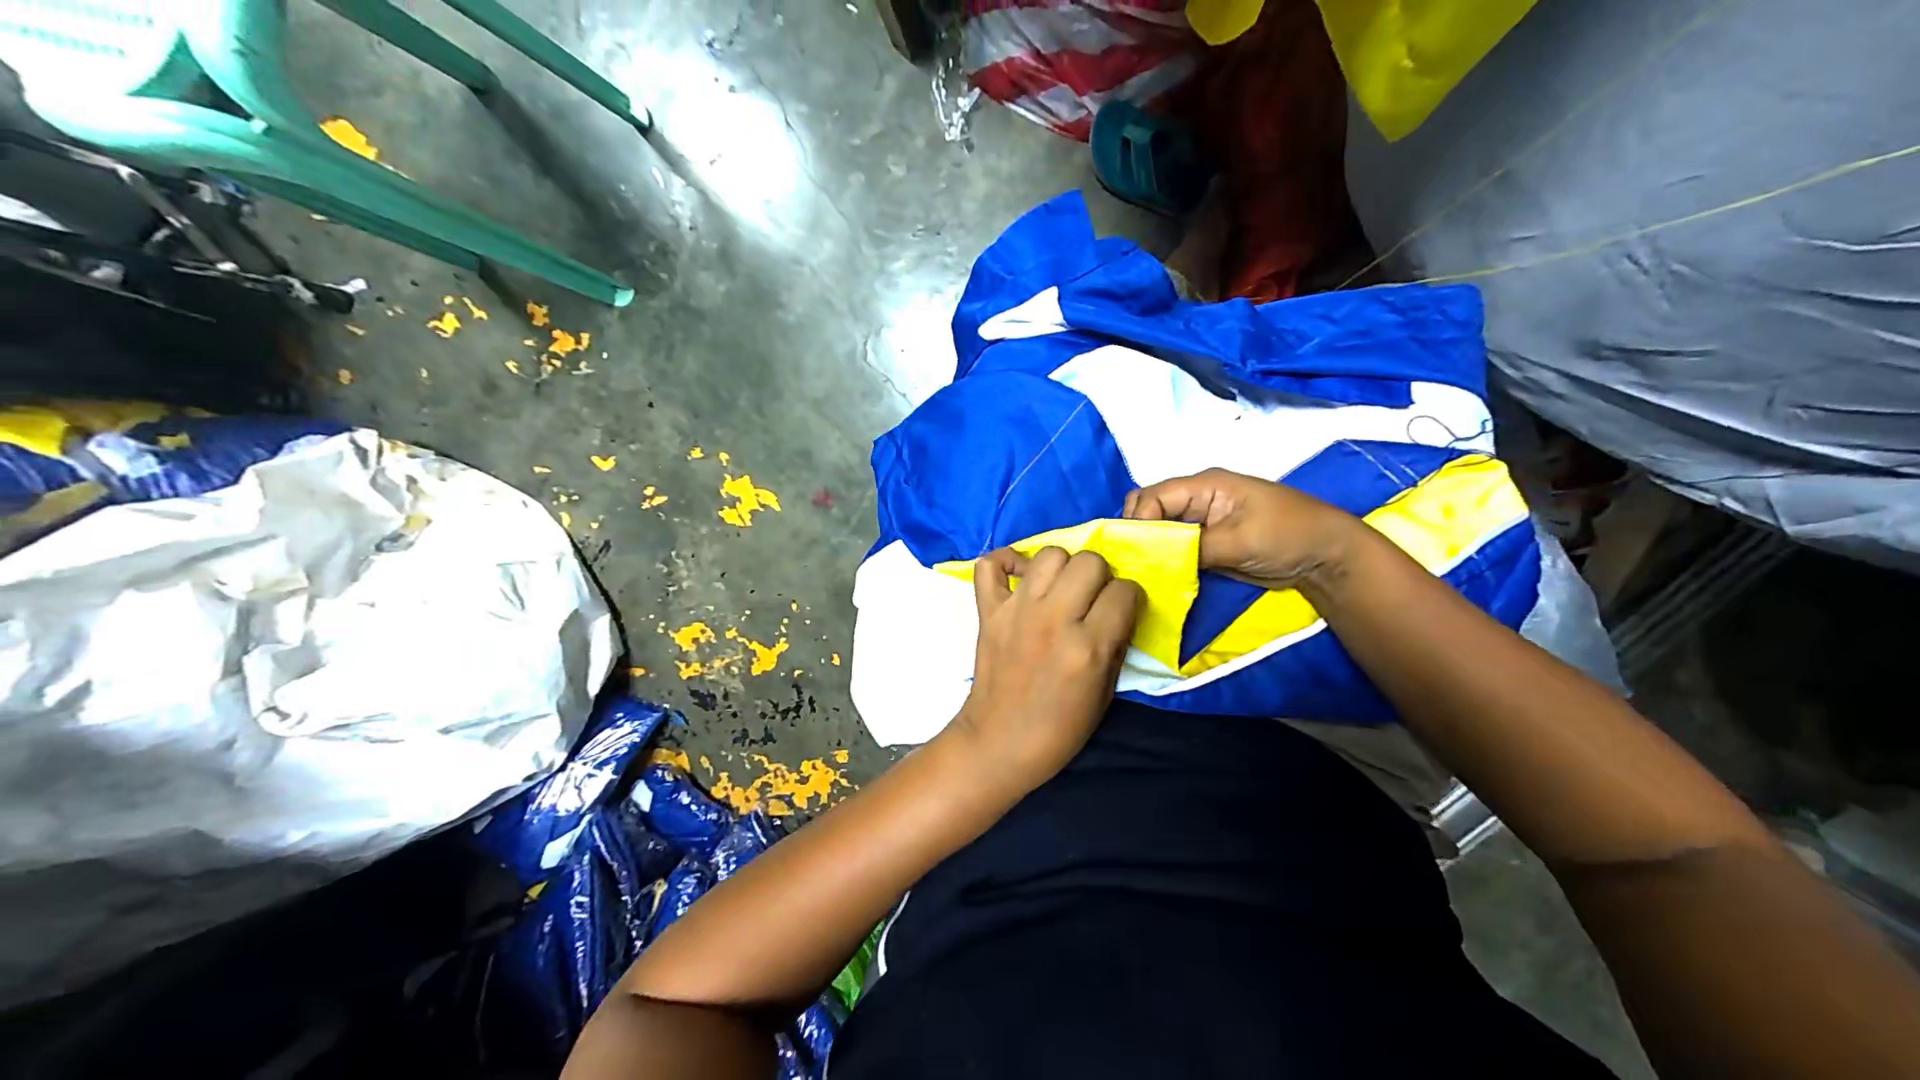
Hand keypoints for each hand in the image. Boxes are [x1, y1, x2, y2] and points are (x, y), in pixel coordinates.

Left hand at [946, 547, 1143, 795]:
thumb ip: (1116, 643)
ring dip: (1062, 568)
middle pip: (1089, 561)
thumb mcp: (1105, 692)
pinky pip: (990, 564)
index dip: (1128, 600)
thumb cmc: (1060, 727)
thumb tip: (1120, 608)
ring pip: (1050, 554)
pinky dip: (1005, 563)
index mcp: (1088, 646)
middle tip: (1091, 601)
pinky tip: (1019, 579)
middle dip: (1100, 578)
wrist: (1000, 742)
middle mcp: (1053, 619)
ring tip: (1059, 590)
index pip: (1124, 591)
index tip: (1120, 612)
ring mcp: (1017, 611)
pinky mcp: (988, 610)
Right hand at [1123, 468, 1361, 588]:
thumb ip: (1195, 548)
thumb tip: (1156, 559)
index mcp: (1204, 486)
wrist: (1326, 557)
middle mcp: (1196, 499)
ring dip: (1148, 547)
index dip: (1138, 521)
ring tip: (1141, 570)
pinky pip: (1173, 547)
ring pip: (1158, 528)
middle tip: (1134, 561)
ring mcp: (1200, 522)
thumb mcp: (1240, 540)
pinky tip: (1158, 575)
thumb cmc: (1288, 535)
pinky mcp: (1205, 543)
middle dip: (1137, 531)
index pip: (1153, 496)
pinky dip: (1162, 559)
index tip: (1135, 551)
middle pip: (1148, 508)